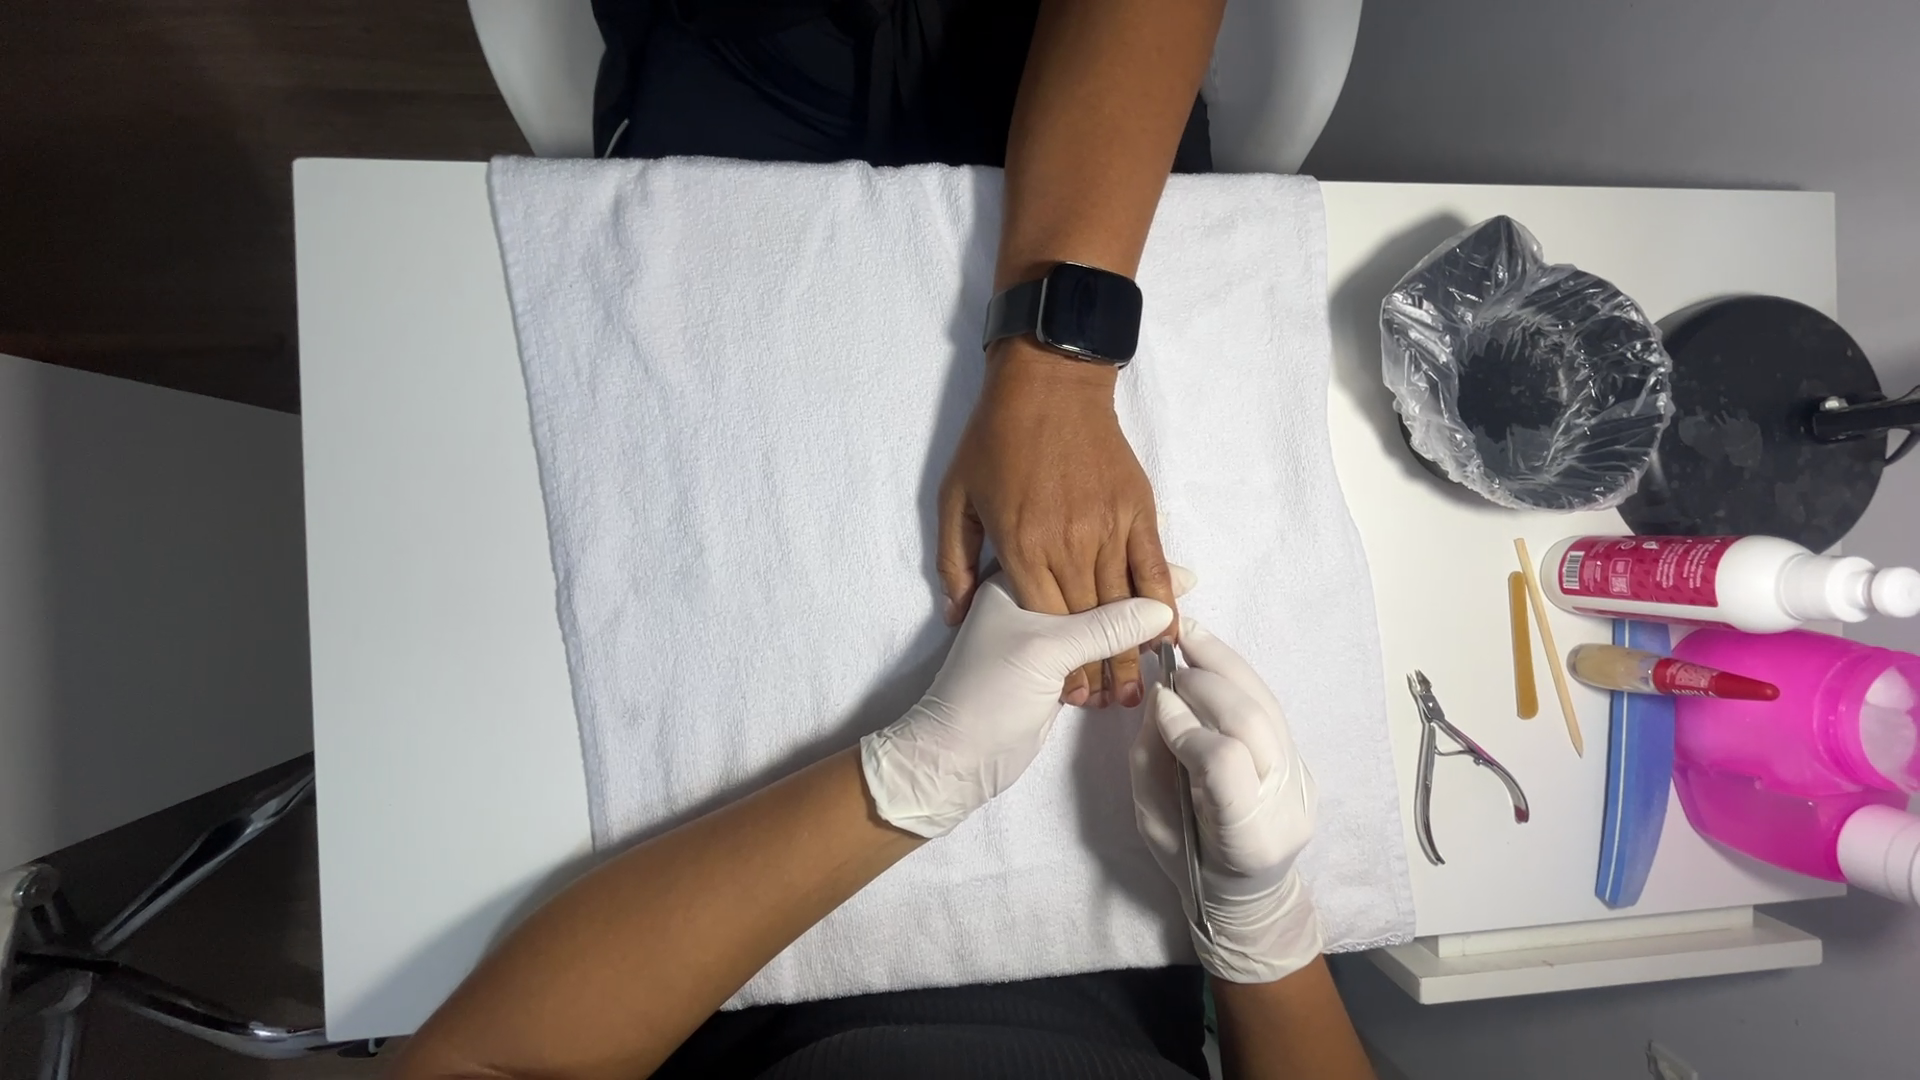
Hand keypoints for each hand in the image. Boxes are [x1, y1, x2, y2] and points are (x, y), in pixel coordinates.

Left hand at [862, 575, 1174, 838]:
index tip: (1174, 567)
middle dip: (1141, 592)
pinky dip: (1121, 651)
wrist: (957, 755)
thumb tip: (1161, 611)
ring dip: (1135, 624)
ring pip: (1098, 619)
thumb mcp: (1047, 651)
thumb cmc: (990, 691)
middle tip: (1189, 587)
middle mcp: (1030, 600)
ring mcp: (1041, 634)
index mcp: (1017, 580)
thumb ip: (1104, 626)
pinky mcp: (1051, 667)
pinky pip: (1094, 649)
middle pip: (1097, 586)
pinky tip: (1150, 648)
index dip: (1129, 560)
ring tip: (1176, 622)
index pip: (1082, 557)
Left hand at [937, 339, 1174, 710]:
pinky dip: (1162, 602)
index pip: (1047, 621)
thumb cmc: (994, 441)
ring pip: (1123, 602)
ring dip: (1132, 649)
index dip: (1063, 664)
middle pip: (1088, 622)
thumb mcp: (954, 498)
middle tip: (1112, 706)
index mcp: (1021, 546)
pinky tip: (1167, 633)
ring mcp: (1107, 527)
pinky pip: (1153, 565)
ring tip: (1140, 687)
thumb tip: (953, 614)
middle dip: (1102, 670)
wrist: (1048, 384)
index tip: (1074, 696)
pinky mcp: (1137, 510)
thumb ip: (954, 561)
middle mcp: (1067, 544)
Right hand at [1130, 619, 1322, 982]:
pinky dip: (1234, 671)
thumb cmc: (1189, 863)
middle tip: (1167, 662)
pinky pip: (1269, 703)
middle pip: (1253, 721)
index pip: (1225, 762)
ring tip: (1187, 634)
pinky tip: (1206, 651)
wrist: (1249, 891)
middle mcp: (1287, 804)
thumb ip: (1152, 759)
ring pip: (1267, 703)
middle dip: (1204, 682)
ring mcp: (1302, 779)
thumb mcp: (1151, 821)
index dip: (1186, 724)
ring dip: (1223, 662)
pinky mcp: (1302, 757)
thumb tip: (1159, 695)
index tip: (1156, 698)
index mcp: (1247, 837)